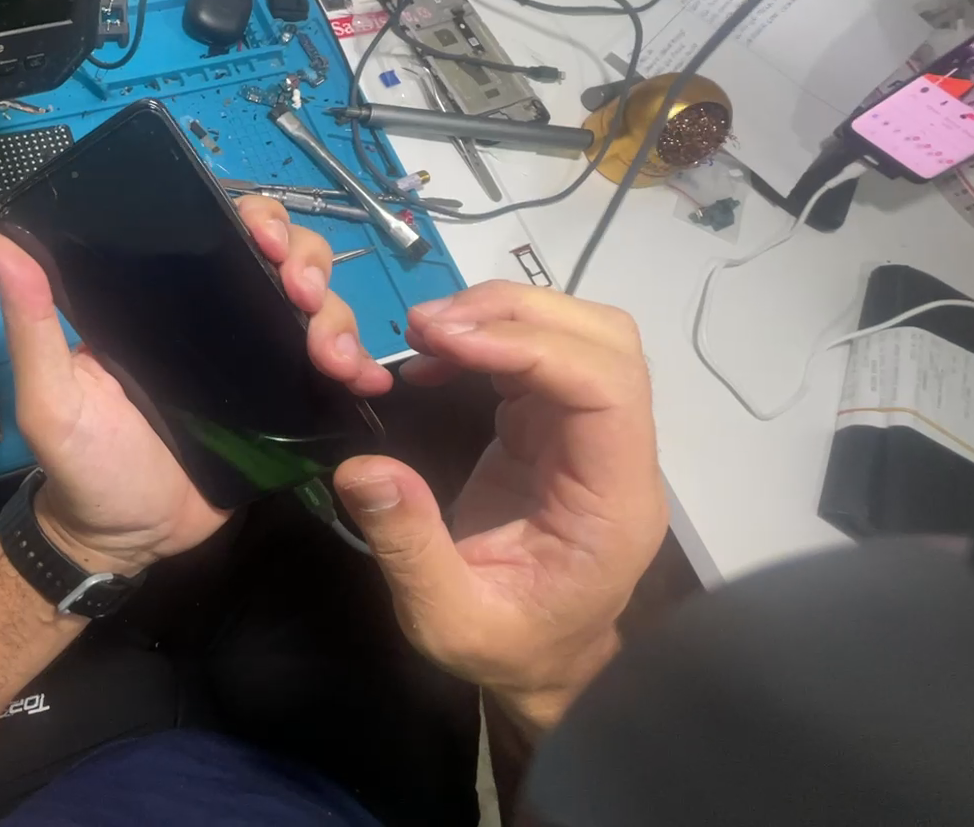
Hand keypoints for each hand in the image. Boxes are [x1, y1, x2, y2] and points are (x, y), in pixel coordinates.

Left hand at [0, 196, 390, 577]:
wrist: (125, 541)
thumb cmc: (82, 465)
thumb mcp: (50, 396)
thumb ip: (32, 325)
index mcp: (157, 305)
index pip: (210, 236)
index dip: (249, 221)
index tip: (263, 238)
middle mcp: (209, 321)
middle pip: (275, 261)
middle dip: (304, 262)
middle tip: (302, 294)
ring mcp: (251, 361)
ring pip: (310, 308)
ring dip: (335, 315)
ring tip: (332, 353)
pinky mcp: (281, 406)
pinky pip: (325, 371)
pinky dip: (354, 365)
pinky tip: (364, 380)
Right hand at [331, 281, 666, 734]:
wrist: (541, 661)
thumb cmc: (506, 645)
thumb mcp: (446, 618)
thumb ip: (407, 546)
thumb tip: (362, 466)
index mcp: (610, 498)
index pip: (603, 386)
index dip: (526, 345)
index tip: (438, 339)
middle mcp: (612, 454)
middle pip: (603, 340)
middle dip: (514, 312)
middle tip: (424, 325)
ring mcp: (583, 436)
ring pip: (574, 335)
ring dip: (499, 315)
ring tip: (422, 331)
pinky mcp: (549, 429)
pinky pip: (532, 357)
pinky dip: (482, 339)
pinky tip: (431, 359)